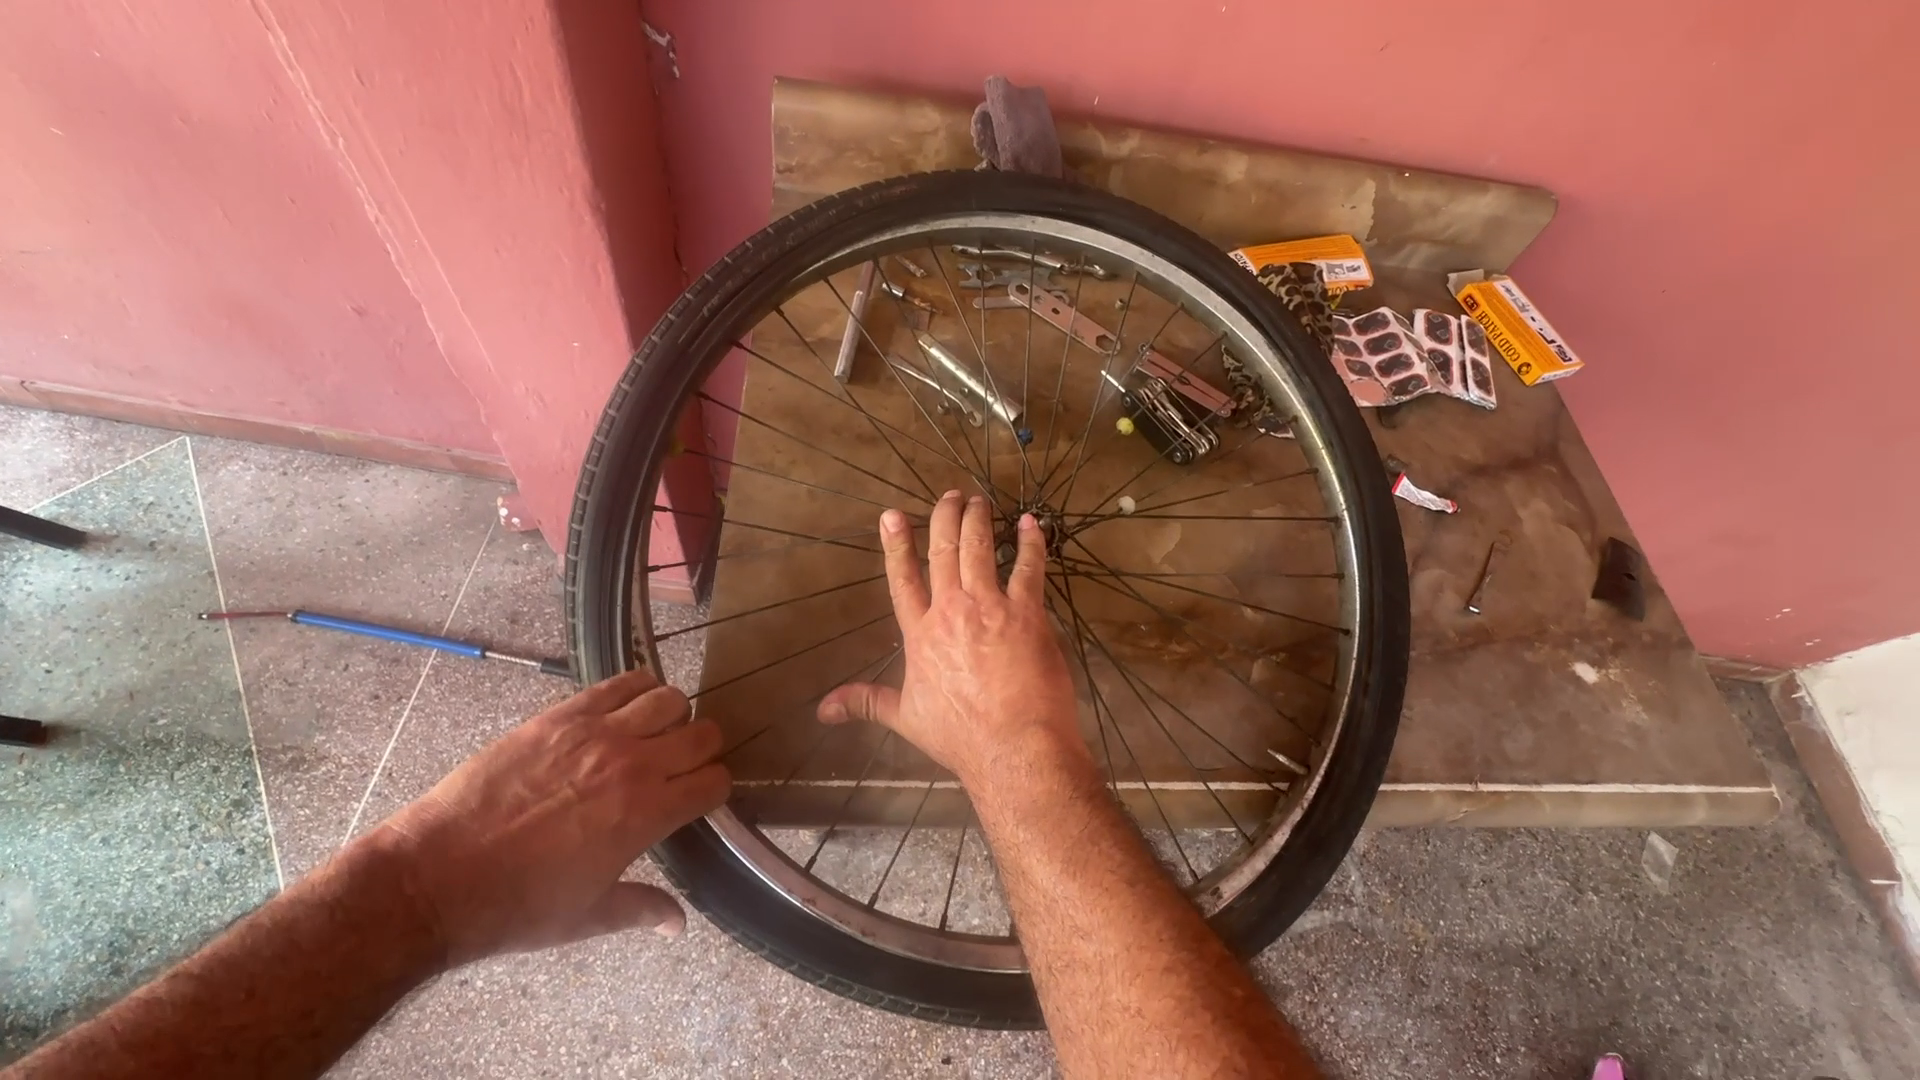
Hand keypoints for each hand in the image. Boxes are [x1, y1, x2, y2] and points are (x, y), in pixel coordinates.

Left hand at [366, 669, 728, 965]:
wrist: (433, 879)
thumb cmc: (515, 906)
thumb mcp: (587, 917)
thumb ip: (642, 910)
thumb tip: (678, 924)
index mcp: (647, 815)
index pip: (715, 782)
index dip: (715, 789)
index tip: (700, 797)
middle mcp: (634, 766)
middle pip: (703, 734)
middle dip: (702, 749)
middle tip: (681, 764)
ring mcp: (597, 734)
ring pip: (669, 698)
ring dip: (672, 715)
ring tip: (653, 731)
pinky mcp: (562, 715)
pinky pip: (620, 683)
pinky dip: (637, 688)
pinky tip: (627, 707)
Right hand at [817, 491, 1089, 791]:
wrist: (1013, 746)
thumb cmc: (959, 735)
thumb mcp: (905, 718)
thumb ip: (865, 703)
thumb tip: (823, 709)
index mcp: (920, 633)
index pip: (903, 578)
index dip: (896, 544)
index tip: (892, 515)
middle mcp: (952, 611)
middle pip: (944, 551)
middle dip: (945, 517)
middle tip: (950, 495)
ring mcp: (990, 608)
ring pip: (980, 549)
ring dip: (979, 520)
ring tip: (979, 499)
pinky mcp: (1027, 613)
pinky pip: (1029, 567)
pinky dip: (1032, 542)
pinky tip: (1032, 523)